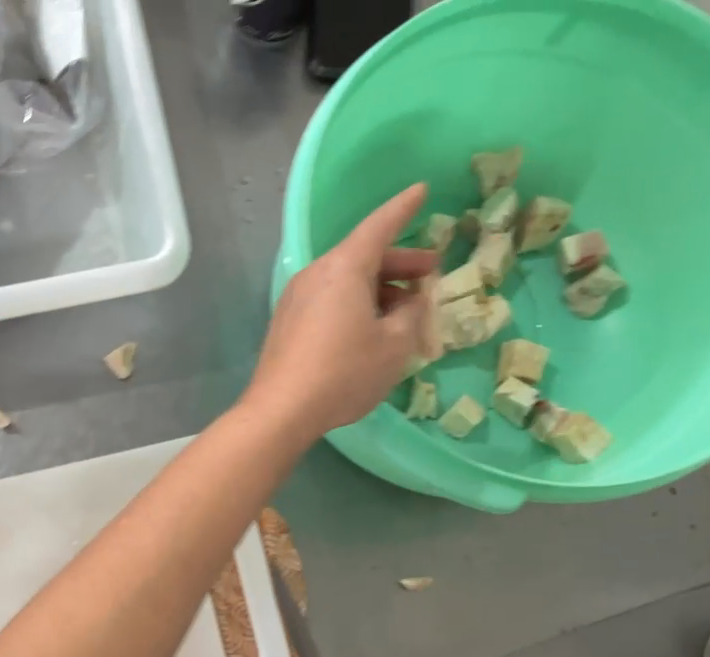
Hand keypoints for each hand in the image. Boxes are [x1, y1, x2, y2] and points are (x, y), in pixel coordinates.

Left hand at [239, 183, 442, 438]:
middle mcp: (315, 275)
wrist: (280, 411)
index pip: (378, 226)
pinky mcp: (286, 324)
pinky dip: (354, 304)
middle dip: (399, 262)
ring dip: (377, 288)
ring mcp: (295, 300)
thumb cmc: (343, 373)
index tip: (421, 191)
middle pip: (361, 256)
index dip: (403, 209)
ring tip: (406, 309)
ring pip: (344, 281)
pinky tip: (371, 328)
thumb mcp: (394, 345)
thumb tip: (411, 302)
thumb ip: (411, 315)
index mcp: (342, 268)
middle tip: (429, 271)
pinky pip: (328, 301)